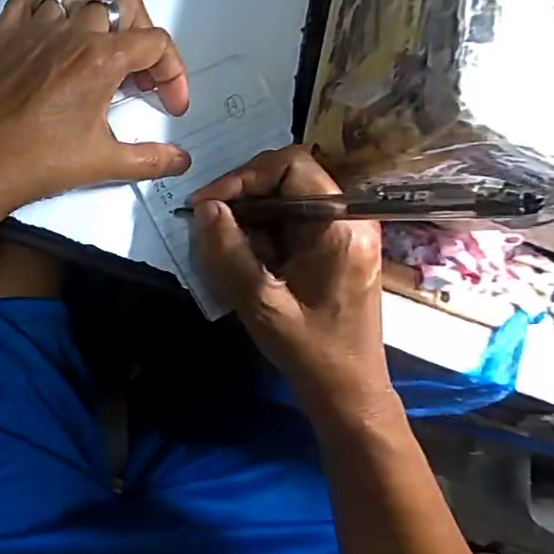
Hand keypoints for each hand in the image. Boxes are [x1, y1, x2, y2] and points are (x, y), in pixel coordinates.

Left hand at [0, 0, 192, 231]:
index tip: (169, 103)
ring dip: (97, 13)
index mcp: (100, 58)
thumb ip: (149, 159)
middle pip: (123, 6)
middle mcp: (70, 33)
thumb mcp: (101, 163)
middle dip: (140, 36)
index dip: (172, 71)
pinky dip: (50, 0)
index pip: (155, 43)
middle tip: (135, 76)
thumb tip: (180, 161)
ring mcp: (34, 29)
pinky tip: (55, 23)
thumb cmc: (37, 162)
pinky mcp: (3, 36)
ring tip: (97, 49)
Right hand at [187, 146, 392, 414]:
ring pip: (284, 199)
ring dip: (249, 219)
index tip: (208, 205)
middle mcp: (349, 218)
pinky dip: (261, 234)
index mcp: (340, 225)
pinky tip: (247, 263)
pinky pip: (289, 222)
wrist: (347, 388)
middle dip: (241, 198)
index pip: (291, 165)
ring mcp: (343, 232)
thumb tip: (205, 208)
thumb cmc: (308, 348)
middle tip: (210, 227)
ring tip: (228, 252)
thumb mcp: (259, 301)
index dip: (243, 176)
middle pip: (287, 178)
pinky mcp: (334, 246)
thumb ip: (228, 251)